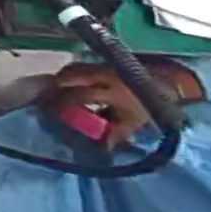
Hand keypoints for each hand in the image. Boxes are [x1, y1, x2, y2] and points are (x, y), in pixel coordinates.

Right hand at [45, 61, 202, 147]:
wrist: (166, 86)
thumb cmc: (148, 108)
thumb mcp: (134, 123)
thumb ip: (115, 133)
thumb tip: (100, 149)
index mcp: (114, 92)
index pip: (81, 95)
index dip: (64, 103)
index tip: (52, 111)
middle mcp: (104, 76)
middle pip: (70, 77)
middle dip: (55, 87)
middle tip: (45, 97)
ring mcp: (100, 67)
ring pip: (71, 69)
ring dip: (59, 79)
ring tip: (51, 90)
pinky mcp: (99, 63)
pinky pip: (76, 66)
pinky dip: (66, 74)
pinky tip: (63, 82)